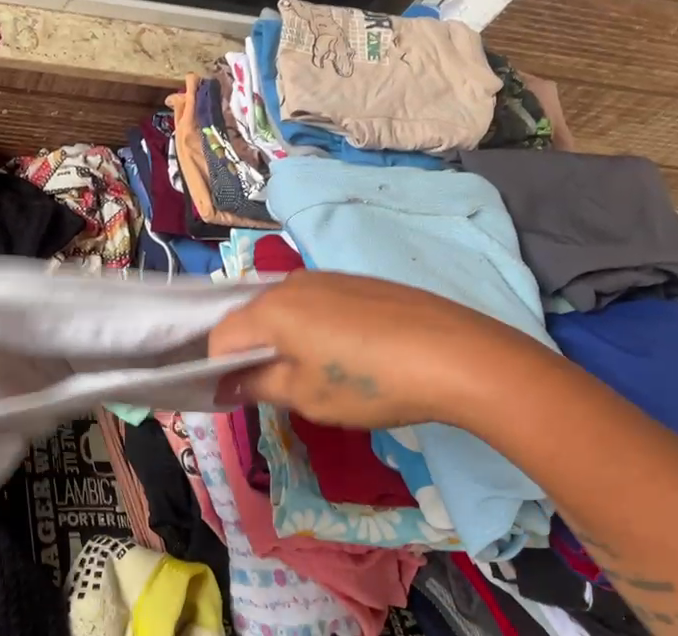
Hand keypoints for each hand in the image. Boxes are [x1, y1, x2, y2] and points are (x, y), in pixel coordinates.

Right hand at [208, 270, 548, 430]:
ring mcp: (327, 278)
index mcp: (269, 309)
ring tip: (321, 374)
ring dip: (286, 339)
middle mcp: (290, 284)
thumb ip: (258, 386)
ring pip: (285, 309)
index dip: (219, 370)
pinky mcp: (359, 282)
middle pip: (251, 318)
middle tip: (280, 389)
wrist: (458, 356)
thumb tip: (225, 383)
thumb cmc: (371, 382)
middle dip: (253, 352)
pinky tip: (353, 355)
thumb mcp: (307, 397)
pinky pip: (318, 303)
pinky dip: (317, 328)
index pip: (220, 336)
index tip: (237, 400)